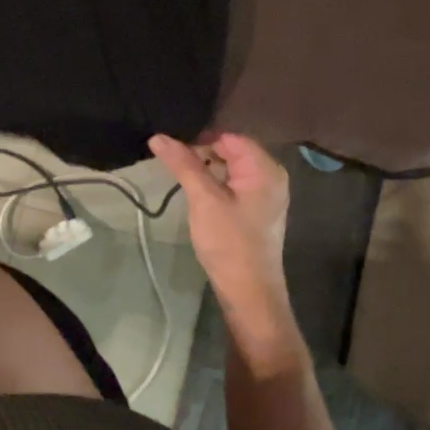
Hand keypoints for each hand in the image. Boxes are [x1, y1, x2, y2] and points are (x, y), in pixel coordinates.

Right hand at [149, 133, 297, 351]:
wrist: (249, 293)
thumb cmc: (229, 242)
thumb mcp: (203, 199)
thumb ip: (183, 164)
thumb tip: (158, 136)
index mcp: (265, 168)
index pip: (228, 138)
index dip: (199, 141)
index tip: (174, 155)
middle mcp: (271, 176)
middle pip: (230, 150)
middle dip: (201, 155)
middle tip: (174, 168)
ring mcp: (266, 194)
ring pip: (230, 168)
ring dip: (206, 171)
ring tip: (182, 181)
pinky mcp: (257, 210)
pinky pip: (234, 184)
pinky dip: (215, 185)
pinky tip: (198, 197)